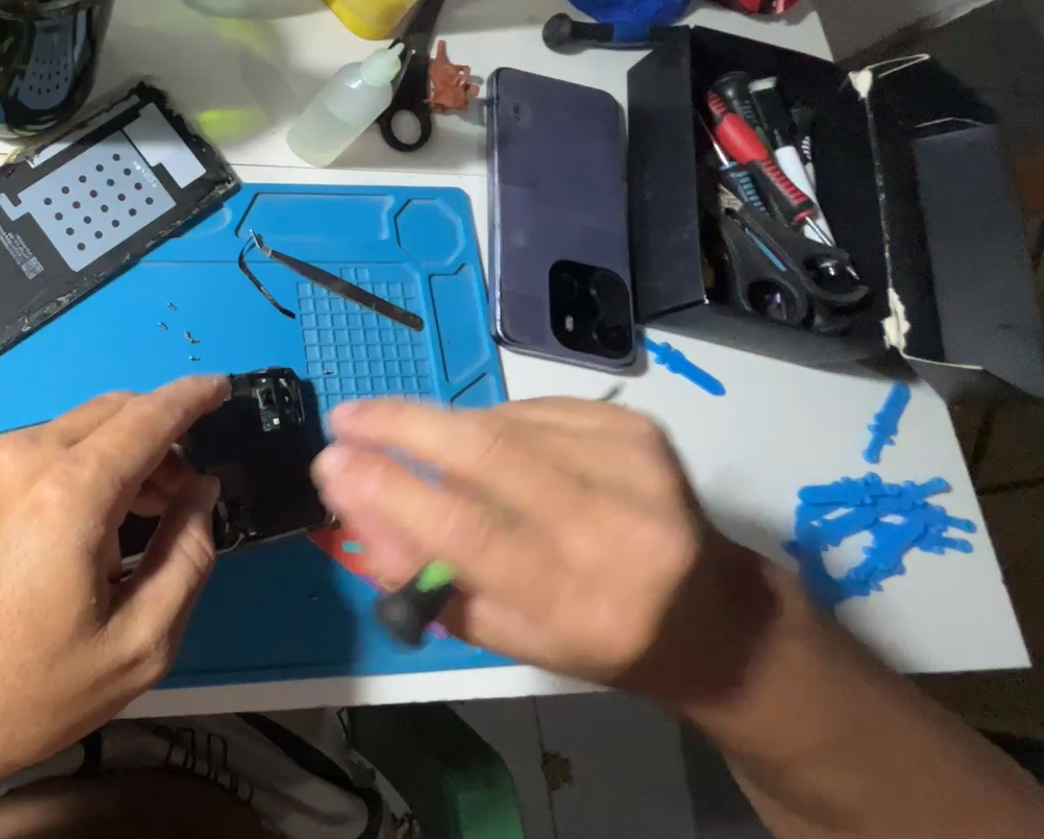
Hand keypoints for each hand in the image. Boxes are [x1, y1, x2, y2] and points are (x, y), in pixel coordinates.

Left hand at [0, 376, 228, 814]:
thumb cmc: (32, 688)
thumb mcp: (139, 643)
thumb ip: (188, 556)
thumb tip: (202, 494)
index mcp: (72, 492)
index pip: (149, 418)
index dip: (193, 397)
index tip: (225, 388)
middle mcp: (31, 457)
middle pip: (117, 410)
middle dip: (166, 435)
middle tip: (193, 496)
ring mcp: (0, 464)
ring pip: (87, 425)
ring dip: (131, 451)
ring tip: (157, 517)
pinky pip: (58, 446)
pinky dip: (97, 462)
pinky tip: (110, 520)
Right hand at [311, 397, 772, 700]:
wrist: (712, 612)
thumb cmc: (587, 633)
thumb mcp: (496, 629)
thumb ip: (416, 571)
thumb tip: (348, 497)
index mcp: (578, 602)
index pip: (469, 533)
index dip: (391, 490)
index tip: (331, 461)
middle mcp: (616, 529)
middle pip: (487, 452)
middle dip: (400, 424)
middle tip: (346, 417)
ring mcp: (633, 467)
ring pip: (498, 422)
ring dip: (441, 429)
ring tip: (425, 448)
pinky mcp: (635, 428)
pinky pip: (526, 411)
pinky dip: (489, 424)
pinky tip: (495, 449)